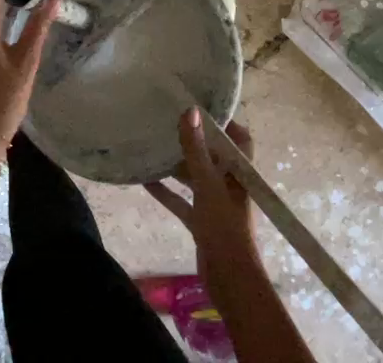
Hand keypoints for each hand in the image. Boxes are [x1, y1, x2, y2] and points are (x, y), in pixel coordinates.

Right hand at [144, 109, 262, 305]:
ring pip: (193, 176)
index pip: (238, 138)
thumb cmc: (224, 227)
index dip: (224, 122)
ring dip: (175, 164)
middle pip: (211, 155)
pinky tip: (143, 179)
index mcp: (239, 173)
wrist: (229, 279)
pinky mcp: (200, 221)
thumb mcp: (207, 184)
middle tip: (166, 119)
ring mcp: (214, 203)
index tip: (199, 104)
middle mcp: (228, 184)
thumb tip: (190, 110)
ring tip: (151, 144)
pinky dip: (165, 190)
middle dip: (192, 139)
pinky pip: (180, 200)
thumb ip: (196, 149)